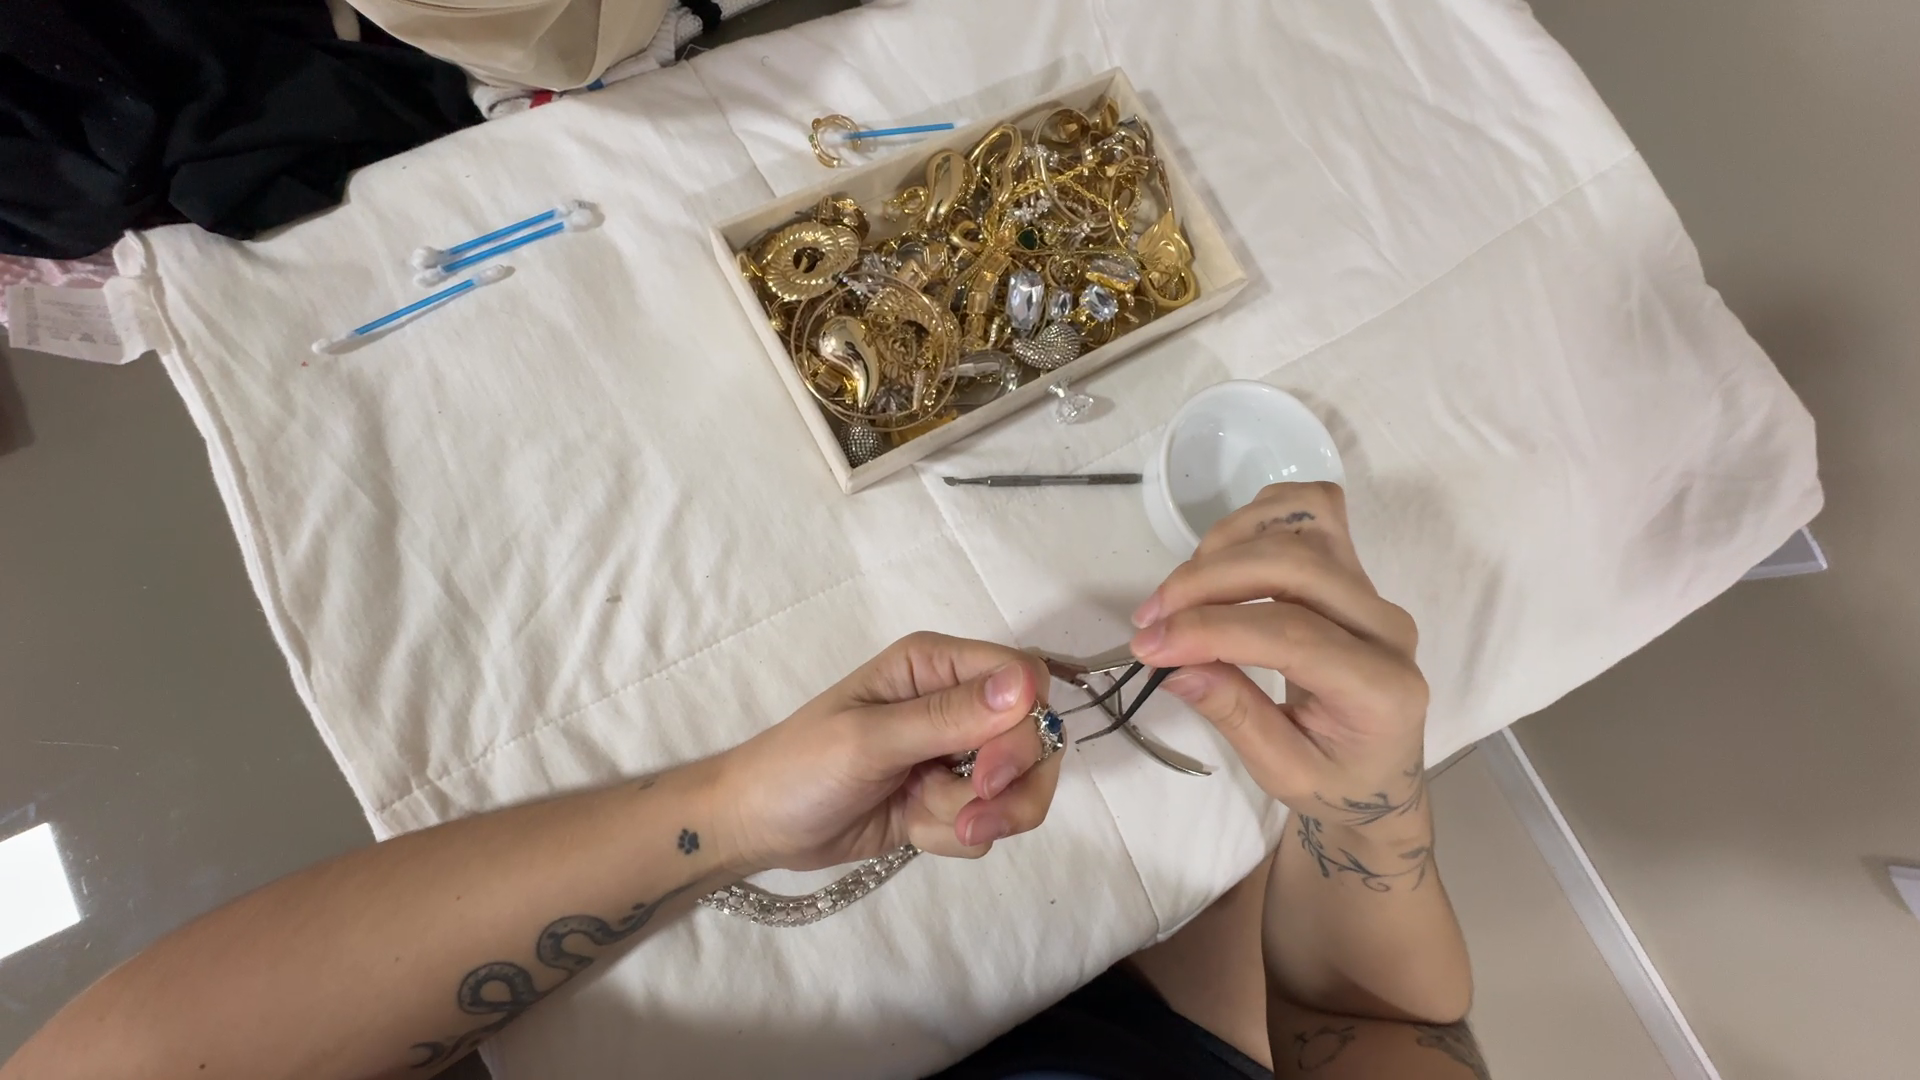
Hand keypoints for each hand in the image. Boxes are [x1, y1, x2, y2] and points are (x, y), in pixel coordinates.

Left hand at [712, 632, 1060, 873]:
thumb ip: (947, 715)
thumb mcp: (870, 739)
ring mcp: (955, 751)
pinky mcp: (951, 796)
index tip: (991, 773)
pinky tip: (911, 827)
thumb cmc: (801, 766)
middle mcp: (956, 701)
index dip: (1024, 726)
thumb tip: (1027, 685)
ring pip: (1019, 785)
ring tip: (925, 821)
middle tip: (967, 814)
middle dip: (1008, 784)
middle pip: (1034, 736)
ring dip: (980, 814)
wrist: (760, 827)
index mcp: (935, 665)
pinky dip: (954, 833)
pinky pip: (989, 819)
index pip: (1023, 677)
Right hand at [1128, 482, 1429, 834]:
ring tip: (1181, 591)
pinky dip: (1254, 519)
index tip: (1146, 645)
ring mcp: (1371, 589)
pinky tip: (1218, 559)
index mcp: (1380, 687)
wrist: (1378, 772)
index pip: (1289, 634)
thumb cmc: (1334, 781)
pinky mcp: (1352, 569)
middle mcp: (1385, 625)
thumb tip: (1172, 665)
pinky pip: (1309, 509)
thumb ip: (1233, 714)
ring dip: (1226, 544)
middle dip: (1207, 581)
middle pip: (1294, 563)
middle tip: (1150, 618)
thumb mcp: (1282, 771)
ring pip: (1302, 523)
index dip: (1209, 629)